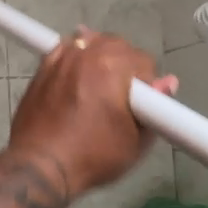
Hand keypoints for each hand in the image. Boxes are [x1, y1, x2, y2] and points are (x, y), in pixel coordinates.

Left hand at [9, 29, 176, 198]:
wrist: (40, 164)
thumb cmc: (92, 156)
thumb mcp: (135, 142)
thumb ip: (156, 110)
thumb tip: (168, 83)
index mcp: (113, 67)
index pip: (144, 62)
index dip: (148, 85)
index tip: (141, 106)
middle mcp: (88, 53)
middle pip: (118, 46)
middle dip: (126, 67)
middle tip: (122, 98)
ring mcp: (62, 56)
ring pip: (92, 42)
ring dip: (101, 58)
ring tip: (99, 85)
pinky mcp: (43, 65)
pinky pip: (67, 48)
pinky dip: (76, 56)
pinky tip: (76, 74)